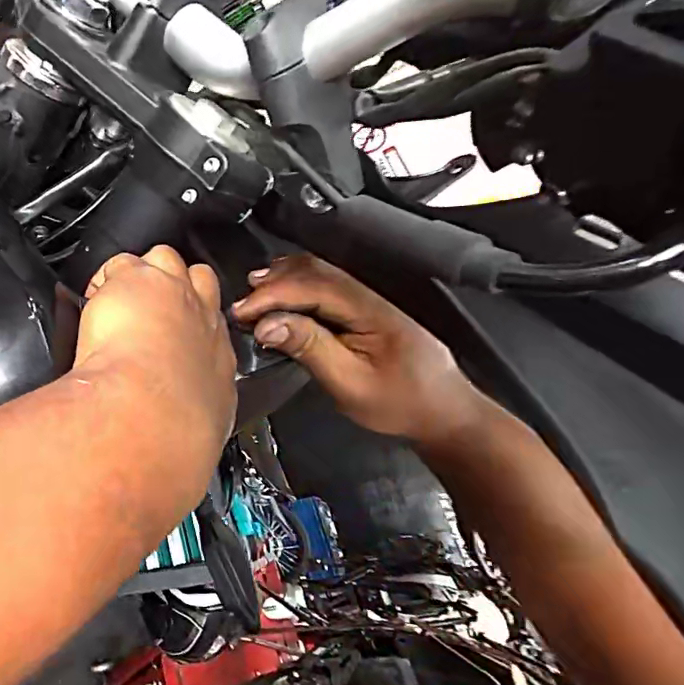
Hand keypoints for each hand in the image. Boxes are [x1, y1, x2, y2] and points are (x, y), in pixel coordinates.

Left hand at [74, 246, 236, 451]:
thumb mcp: (198, 428)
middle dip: (178, 283)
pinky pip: (121, 262)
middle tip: (150, 306)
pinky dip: (105, 277)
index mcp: (217, 357)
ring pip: (165, 258)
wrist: (148, 412)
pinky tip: (94, 298)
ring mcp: (171, 293)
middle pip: (200, 277)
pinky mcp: (136, 280)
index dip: (193, 320)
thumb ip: (194, 414)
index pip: (214, 323)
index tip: (174, 331)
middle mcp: (200, 319)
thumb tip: (184, 434)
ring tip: (117, 299)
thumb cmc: (169, 429)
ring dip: (142, 273)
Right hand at [229, 254, 485, 449]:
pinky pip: (323, 287)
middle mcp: (368, 297)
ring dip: (281, 282)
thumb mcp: (350, 383)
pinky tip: (280, 300)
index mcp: (369, 311)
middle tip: (240, 306)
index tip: (242, 312)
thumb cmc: (401, 403)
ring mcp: (366, 301)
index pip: (311, 286)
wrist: (443, 412)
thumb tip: (268, 324)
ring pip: (317, 275)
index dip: (271, 295)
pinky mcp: (362, 311)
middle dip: (271, 284)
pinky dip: (294, 288)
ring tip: (252, 297)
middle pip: (313, 271)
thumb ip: (309, 348)